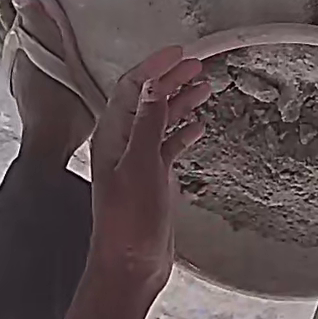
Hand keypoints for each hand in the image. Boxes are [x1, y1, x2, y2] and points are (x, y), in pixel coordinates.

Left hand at [86, 45, 212, 297]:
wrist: (131, 265)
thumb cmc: (129, 222)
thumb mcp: (140, 165)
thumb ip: (147, 123)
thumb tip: (154, 87)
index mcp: (113, 134)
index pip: (133, 88)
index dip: (155, 67)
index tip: (178, 53)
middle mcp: (124, 142)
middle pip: (148, 99)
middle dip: (171, 78)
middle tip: (196, 65)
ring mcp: (139, 158)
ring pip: (161, 118)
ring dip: (181, 100)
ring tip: (203, 86)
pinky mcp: (152, 175)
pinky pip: (169, 143)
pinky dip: (184, 131)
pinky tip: (199, 125)